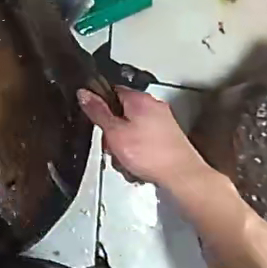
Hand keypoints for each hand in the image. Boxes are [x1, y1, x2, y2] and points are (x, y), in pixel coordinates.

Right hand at [77, 87, 213, 190]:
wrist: (181, 175)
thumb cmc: (152, 154)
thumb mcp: (115, 133)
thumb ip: (98, 112)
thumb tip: (84, 94)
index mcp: (140, 99)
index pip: (112, 91)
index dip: (100, 107)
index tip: (97, 121)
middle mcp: (154, 107)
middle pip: (121, 114)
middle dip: (113, 133)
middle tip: (113, 146)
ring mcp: (163, 123)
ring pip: (132, 131)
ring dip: (125, 146)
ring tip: (127, 160)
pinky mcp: (168, 139)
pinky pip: (144, 142)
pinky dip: (138, 153)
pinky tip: (138, 166)